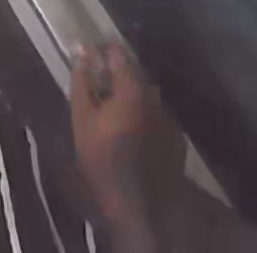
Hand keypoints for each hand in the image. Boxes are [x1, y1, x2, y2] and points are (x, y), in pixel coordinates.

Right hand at [72, 43, 184, 241]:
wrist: (140, 206)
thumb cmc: (104, 159)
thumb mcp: (82, 120)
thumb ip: (81, 84)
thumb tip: (80, 56)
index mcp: (131, 86)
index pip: (118, 52)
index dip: (103, 49)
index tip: (91, 51)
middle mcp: (154, 94)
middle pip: (134, 70)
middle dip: (117, 70)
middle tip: (99, 79)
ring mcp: (168, 115)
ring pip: (146, 92)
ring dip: (131, 91)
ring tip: (114, 105)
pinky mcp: (176, 137)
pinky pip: (156, 113)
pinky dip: (144, 112)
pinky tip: (132, 128)